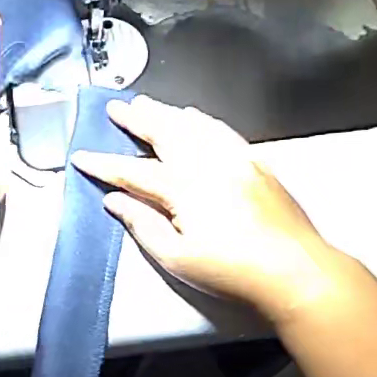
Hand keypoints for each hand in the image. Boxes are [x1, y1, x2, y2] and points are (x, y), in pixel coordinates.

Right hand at [72, 96, 347, 321]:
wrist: (294, 270)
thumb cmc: (231, 270)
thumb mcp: (176, 258)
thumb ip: (142, 225)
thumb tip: (115, 201)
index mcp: (183, 187)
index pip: (133, 171)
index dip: (104, 164)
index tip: (82, 157)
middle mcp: (207, 163)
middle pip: (165, 133)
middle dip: (136, 120)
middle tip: (116, 108)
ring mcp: (235, 159)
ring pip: (194, 126)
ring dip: (167, 114)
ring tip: (148, 106)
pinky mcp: (256, 163)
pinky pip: (222, 131)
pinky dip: (203, 122)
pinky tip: (196, 119)